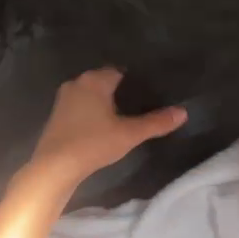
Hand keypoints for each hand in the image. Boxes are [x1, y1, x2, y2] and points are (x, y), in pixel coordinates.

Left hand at [27, 68, 187, 185]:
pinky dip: (91, 112)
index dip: (135, 81)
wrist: (55, 166)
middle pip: (104, 81)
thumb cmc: (93, 143)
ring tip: (122, 116)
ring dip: (104, 102)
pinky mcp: (56, 114)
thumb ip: (156, 122)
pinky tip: (100, 126)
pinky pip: (80, 106)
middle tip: (139, 105)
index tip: (148, 92)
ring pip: (90, 94)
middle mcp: (77, 83)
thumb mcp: (129, 134)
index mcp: (94, 80)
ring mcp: (63, 98)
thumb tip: (183, 112)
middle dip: (119, 91)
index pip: (120, 71)